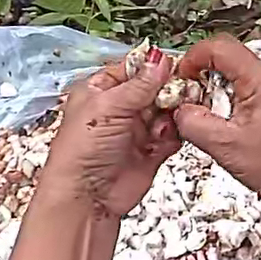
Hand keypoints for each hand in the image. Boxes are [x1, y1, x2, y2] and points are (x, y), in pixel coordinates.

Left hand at [41, 48, 178, 217]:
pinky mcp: (152, 150)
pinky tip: (166, 137)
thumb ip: (139, 84)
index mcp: (101, 90)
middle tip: (179, 92)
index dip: (154, 67)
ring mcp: (137, 129)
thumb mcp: (108, 107)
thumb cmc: (80, 152)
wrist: (87, 199)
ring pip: (167, 110)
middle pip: (156, 88)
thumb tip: (160, 60)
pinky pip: (173, 134)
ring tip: (172, 117)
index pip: (134, 68)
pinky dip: (175, 133)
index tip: (174, 65)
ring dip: (172, 113)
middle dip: (169, 91)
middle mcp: (120, 108)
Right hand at [171, 35, 260, 212]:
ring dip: (218, 90)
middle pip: (229, 58)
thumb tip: (177, 108)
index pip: (220, 47)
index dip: (193, 59)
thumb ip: (193, 122)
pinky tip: (230, 123)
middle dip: (204, 77)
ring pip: (238, 72)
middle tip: (192, 104)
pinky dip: (233, 98)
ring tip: (213, 118)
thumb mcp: (225, 147)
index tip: (181, 80)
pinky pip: (249, 85)